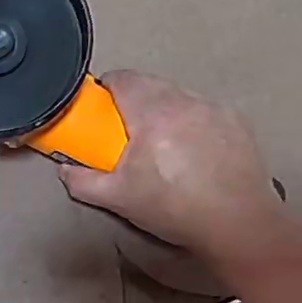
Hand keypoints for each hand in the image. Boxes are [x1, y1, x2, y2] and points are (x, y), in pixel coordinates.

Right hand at [58, 70, 294, 263]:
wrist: (235, 224)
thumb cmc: (176, 209)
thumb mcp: (117, 199)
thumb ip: (83, 181)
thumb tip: (66, 170)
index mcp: (153, 115)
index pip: (122, 78)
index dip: (104, 90)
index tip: (98, 111)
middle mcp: (186, 103)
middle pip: (149, 85)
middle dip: (130, 104)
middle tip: (122, 136)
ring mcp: (214, 109)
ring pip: (176, 97)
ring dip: (160, 113)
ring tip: (156, 148)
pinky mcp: (235, 122)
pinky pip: (201, 111)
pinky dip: (188, 124)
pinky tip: (187, 155)